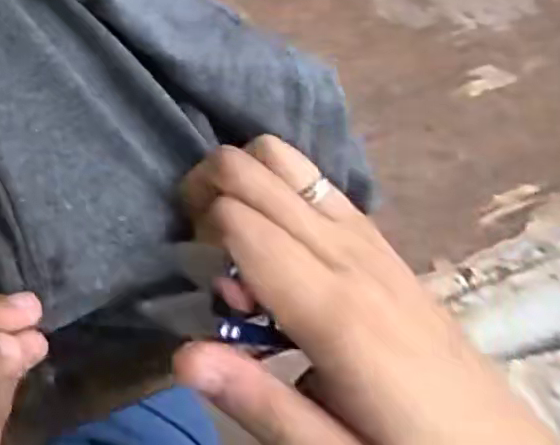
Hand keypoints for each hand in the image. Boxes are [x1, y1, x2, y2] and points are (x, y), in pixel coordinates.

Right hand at [175, 137, 555, 444]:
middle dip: (203, 187)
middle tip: (203, 248)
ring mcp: (366, 239)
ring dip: (238, 177)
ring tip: (233, 232)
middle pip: (248, 167)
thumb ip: (260, 403)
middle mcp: (346, 254)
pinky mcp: (378, 240)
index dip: (200, 235)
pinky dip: (274, 184)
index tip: (206, 285)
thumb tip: (180, 356)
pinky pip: (311, 178)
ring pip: (278, 155)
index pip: (237, 218)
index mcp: (333, 310)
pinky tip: (277, 240)